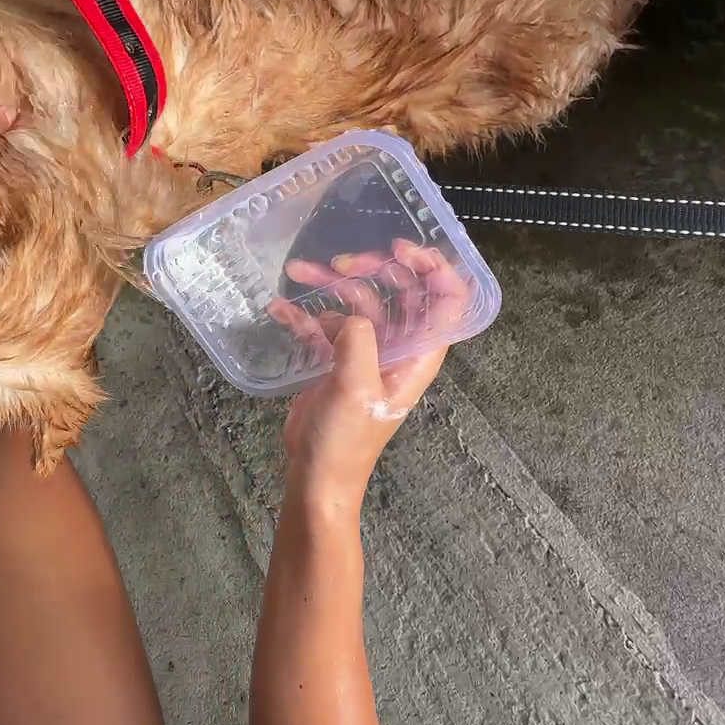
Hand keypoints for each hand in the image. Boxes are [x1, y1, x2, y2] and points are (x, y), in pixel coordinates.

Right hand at [276, 242, 463, 507]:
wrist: (316, 475)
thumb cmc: (346, 438)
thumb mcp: (355, 387)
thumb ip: (358, 340)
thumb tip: (347, 313)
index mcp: (418, 354)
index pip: (445, 300)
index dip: (432, 268)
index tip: (399, 249)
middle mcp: (397, 348)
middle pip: (399, 293)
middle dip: (373, 270)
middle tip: (341, 263)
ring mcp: (364, 353)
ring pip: (356, 303)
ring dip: (330, 285)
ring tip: (299, 272)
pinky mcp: (334, 361)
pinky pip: (323, 325)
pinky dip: (303, 314)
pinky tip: (278, 308)